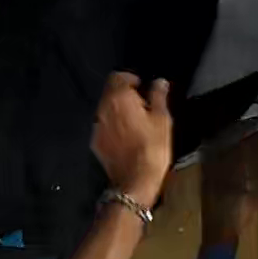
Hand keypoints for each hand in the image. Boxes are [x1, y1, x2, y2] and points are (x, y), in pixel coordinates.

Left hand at [91, 72, 172, 209]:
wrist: (134, 182)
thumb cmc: (151, 146)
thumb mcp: (162, 118)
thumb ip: (158, 95)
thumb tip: (159, 81)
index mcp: (118, 97)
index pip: (117, 76)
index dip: (131, 79)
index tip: (144, 90)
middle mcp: (102, 108)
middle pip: (110, 92)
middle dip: (124, 94)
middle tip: (142, 105)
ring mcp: (96, 126)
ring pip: (106, 109)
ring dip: (117, 110)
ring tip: (135, 121)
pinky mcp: (95, 143)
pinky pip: (103, 125)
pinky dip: (112, 125)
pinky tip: (126, 136)